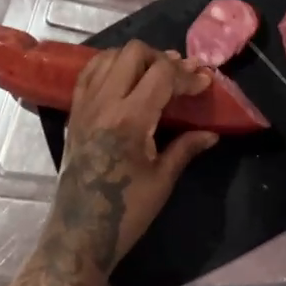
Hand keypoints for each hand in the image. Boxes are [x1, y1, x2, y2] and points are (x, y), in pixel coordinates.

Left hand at [53, 41, 220, 268]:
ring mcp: (85, 104)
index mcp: (130, 119)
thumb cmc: (127, 211)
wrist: (80, 233)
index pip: (162, 74)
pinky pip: (90, 72)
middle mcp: (104, 102)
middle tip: (179, 77)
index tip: (204, 82)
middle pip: (134, 52)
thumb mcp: (162, 180)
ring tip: (154, 75)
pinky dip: (110, 65)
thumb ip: (186, 147)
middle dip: (162, 58)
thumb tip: (211, 132)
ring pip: (110, 55)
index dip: (187, 74)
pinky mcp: (74, 111)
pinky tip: (125, 78)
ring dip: (136, 59)